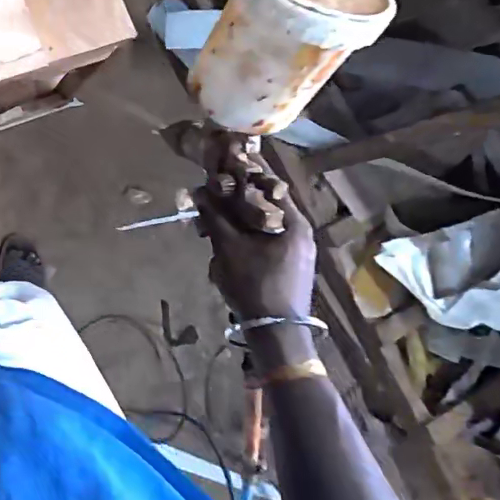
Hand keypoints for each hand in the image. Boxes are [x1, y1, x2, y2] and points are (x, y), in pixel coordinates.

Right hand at [192, 163, 316, 321]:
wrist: (276, 333)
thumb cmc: (255, 285)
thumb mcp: (229, 248)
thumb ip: (214, 218)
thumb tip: (197, 192)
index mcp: (294, 222)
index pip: (270, 184)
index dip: (245, 174)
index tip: (224, 166)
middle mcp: (301, 233)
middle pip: (265, 206)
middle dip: (236, 203)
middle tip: (211, 198)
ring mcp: (298, 252)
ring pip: (263, 226)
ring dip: (238, 223)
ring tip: (212, 226)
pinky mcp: (291, 267)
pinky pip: (266, 242)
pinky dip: (247, 239)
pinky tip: (226, 248)